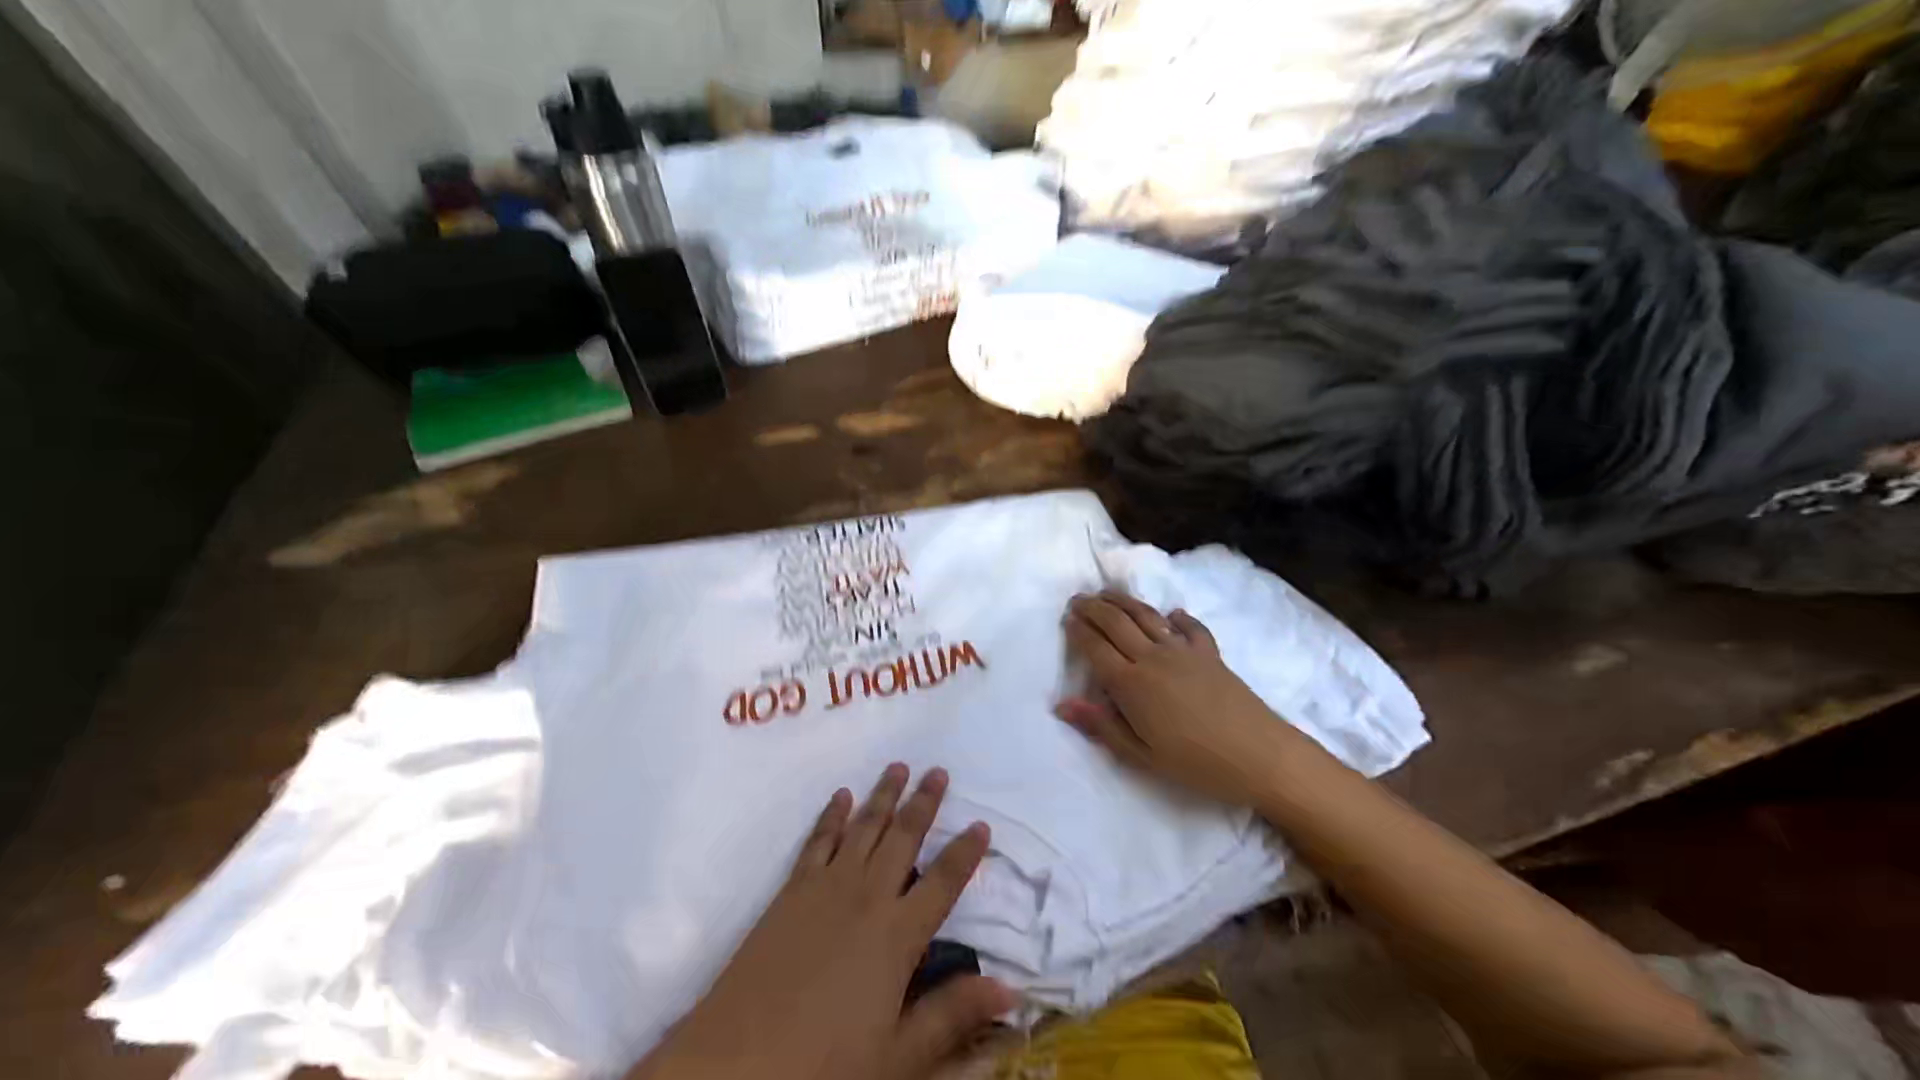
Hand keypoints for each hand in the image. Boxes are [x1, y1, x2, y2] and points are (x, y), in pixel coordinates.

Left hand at [631, 765, 1013, 1079]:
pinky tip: (841, 797)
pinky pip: (817, 841)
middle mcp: (866, 897)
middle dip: (923, 803)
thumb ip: (952, 1014)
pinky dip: (831, 816)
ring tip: (897, 767)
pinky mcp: (790, 891)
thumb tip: (1010, 989)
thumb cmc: (826, 1064)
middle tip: (938, 771)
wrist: (735, 1062)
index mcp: (898, 935)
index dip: (965, 853)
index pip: (943, 883)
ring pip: (862, 828)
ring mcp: (825, 888)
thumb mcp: (899, 1055)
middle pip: (903, 838)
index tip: (982, 823)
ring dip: (882, 796)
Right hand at [1057, 591, 1302, 807]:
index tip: (1066, 619)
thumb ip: (1102, 726)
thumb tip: (1063, 705)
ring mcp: (1183, 652)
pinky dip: (1178, 617)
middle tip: (1078, 599)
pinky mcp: (1210, 653)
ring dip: (1124, 602)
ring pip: (1147, 617)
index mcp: (1131, 684)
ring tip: (1107, 594)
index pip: (1096, 647)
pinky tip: (1172, 614)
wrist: (1260, 755)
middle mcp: (1153, 658)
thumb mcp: (1141, 756)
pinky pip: (1190, 628)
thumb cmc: (1195, 763)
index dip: (1078, 631)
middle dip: (1094, 608)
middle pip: (1116, 623)